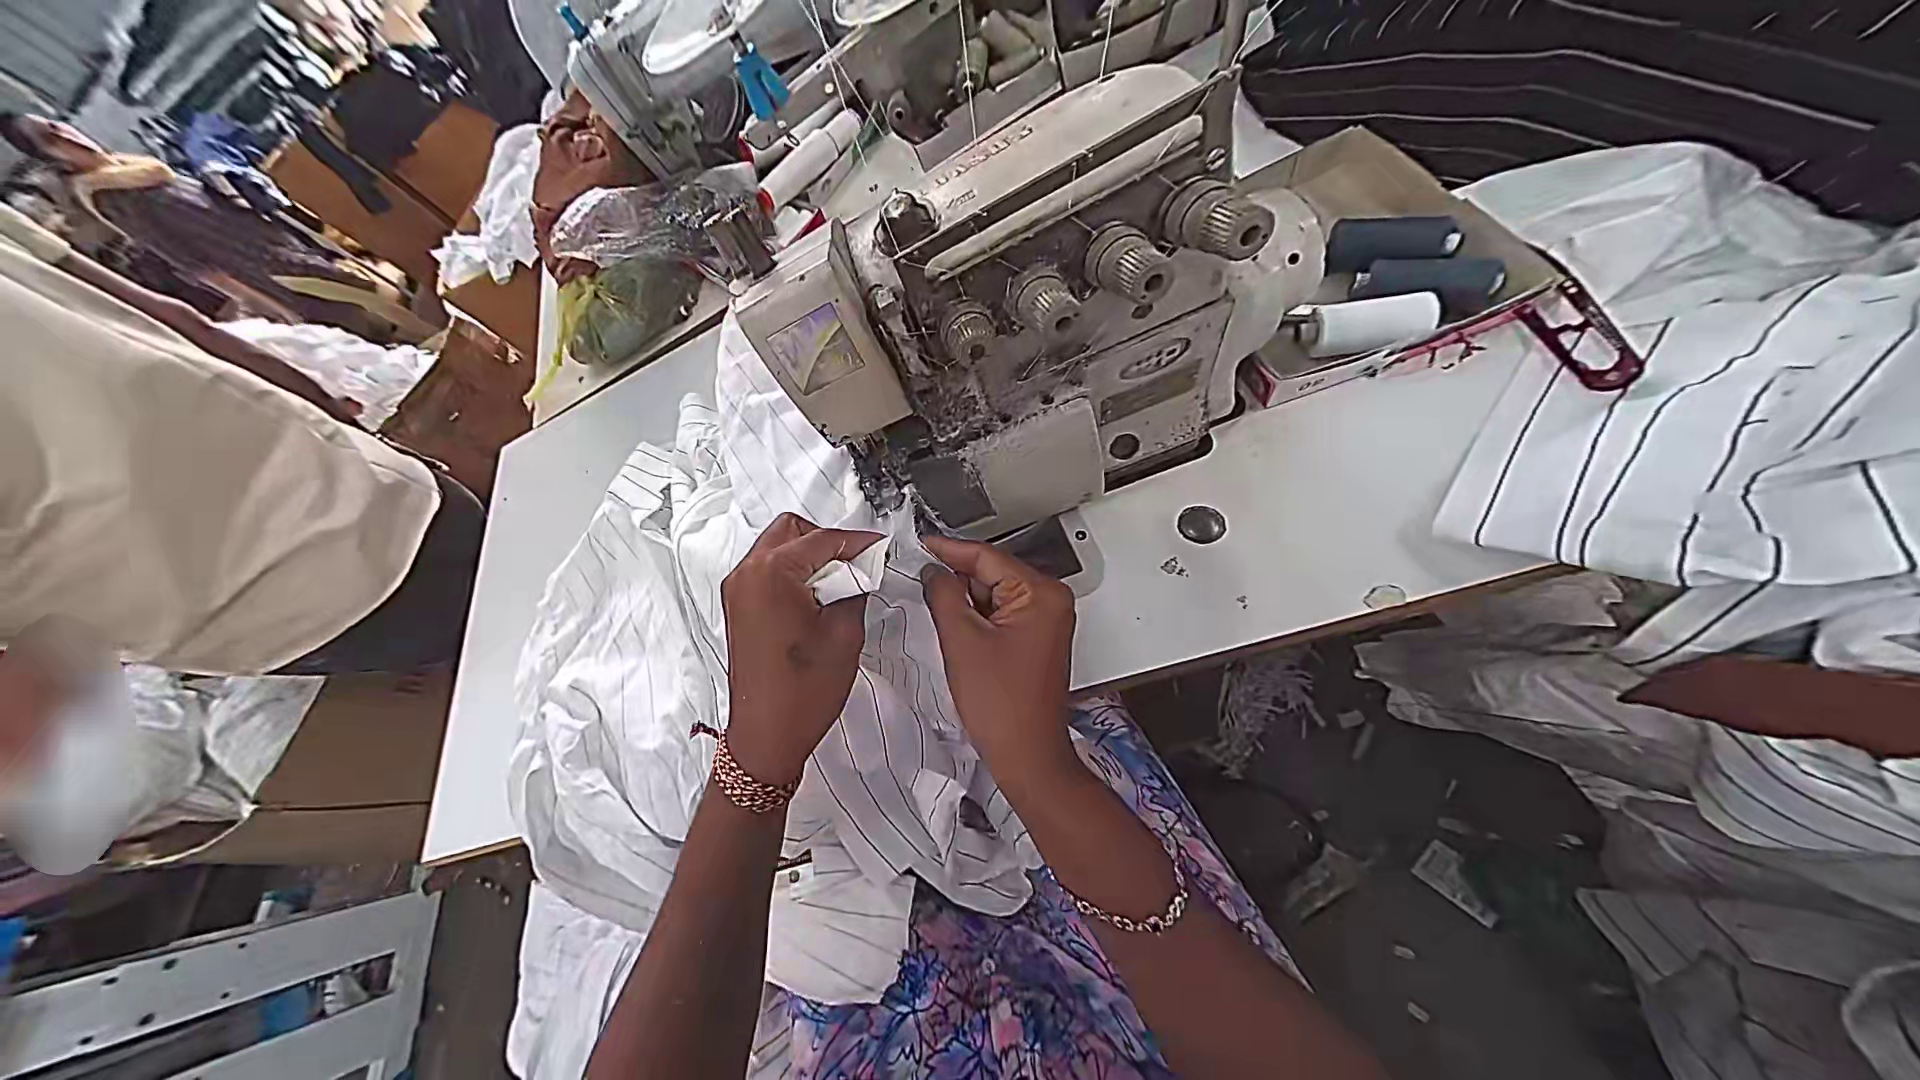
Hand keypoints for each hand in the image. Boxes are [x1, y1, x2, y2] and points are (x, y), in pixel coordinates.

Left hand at [722, 514, 882, 786]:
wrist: (768, 735)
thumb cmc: (800, 693)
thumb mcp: (845, 632)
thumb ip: (856, 588)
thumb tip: (861, 569)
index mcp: (771, 574)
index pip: (823, 539)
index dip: (859, 542)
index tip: (879, 548)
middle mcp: (747, 575)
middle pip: (793, 530)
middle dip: (830, 542)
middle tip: (860, 564)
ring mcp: (739, 591)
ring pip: (779, 547)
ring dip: (811, 556)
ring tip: (842, 583)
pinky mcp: (740, 607)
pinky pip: (769, 570)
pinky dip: (795, 573)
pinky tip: (820, 596)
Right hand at [920, 535, 1080, 794]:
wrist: (1026, 753)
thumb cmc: (1005, 707)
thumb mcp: (962, 640)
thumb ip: (943, 594)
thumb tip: (933, 570)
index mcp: (1041, 594)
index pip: (988, 556)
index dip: (949, 550)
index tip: (923, 544)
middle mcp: (1051, 601)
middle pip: (992, 573)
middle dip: (956, 579)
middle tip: (921, 580)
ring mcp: (1046, 620)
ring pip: (994, 593)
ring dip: (965, 600)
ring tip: (939, 614)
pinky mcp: (1037, 637)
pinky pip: (1001, 613)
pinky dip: (977, 617)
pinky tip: (958, 630)